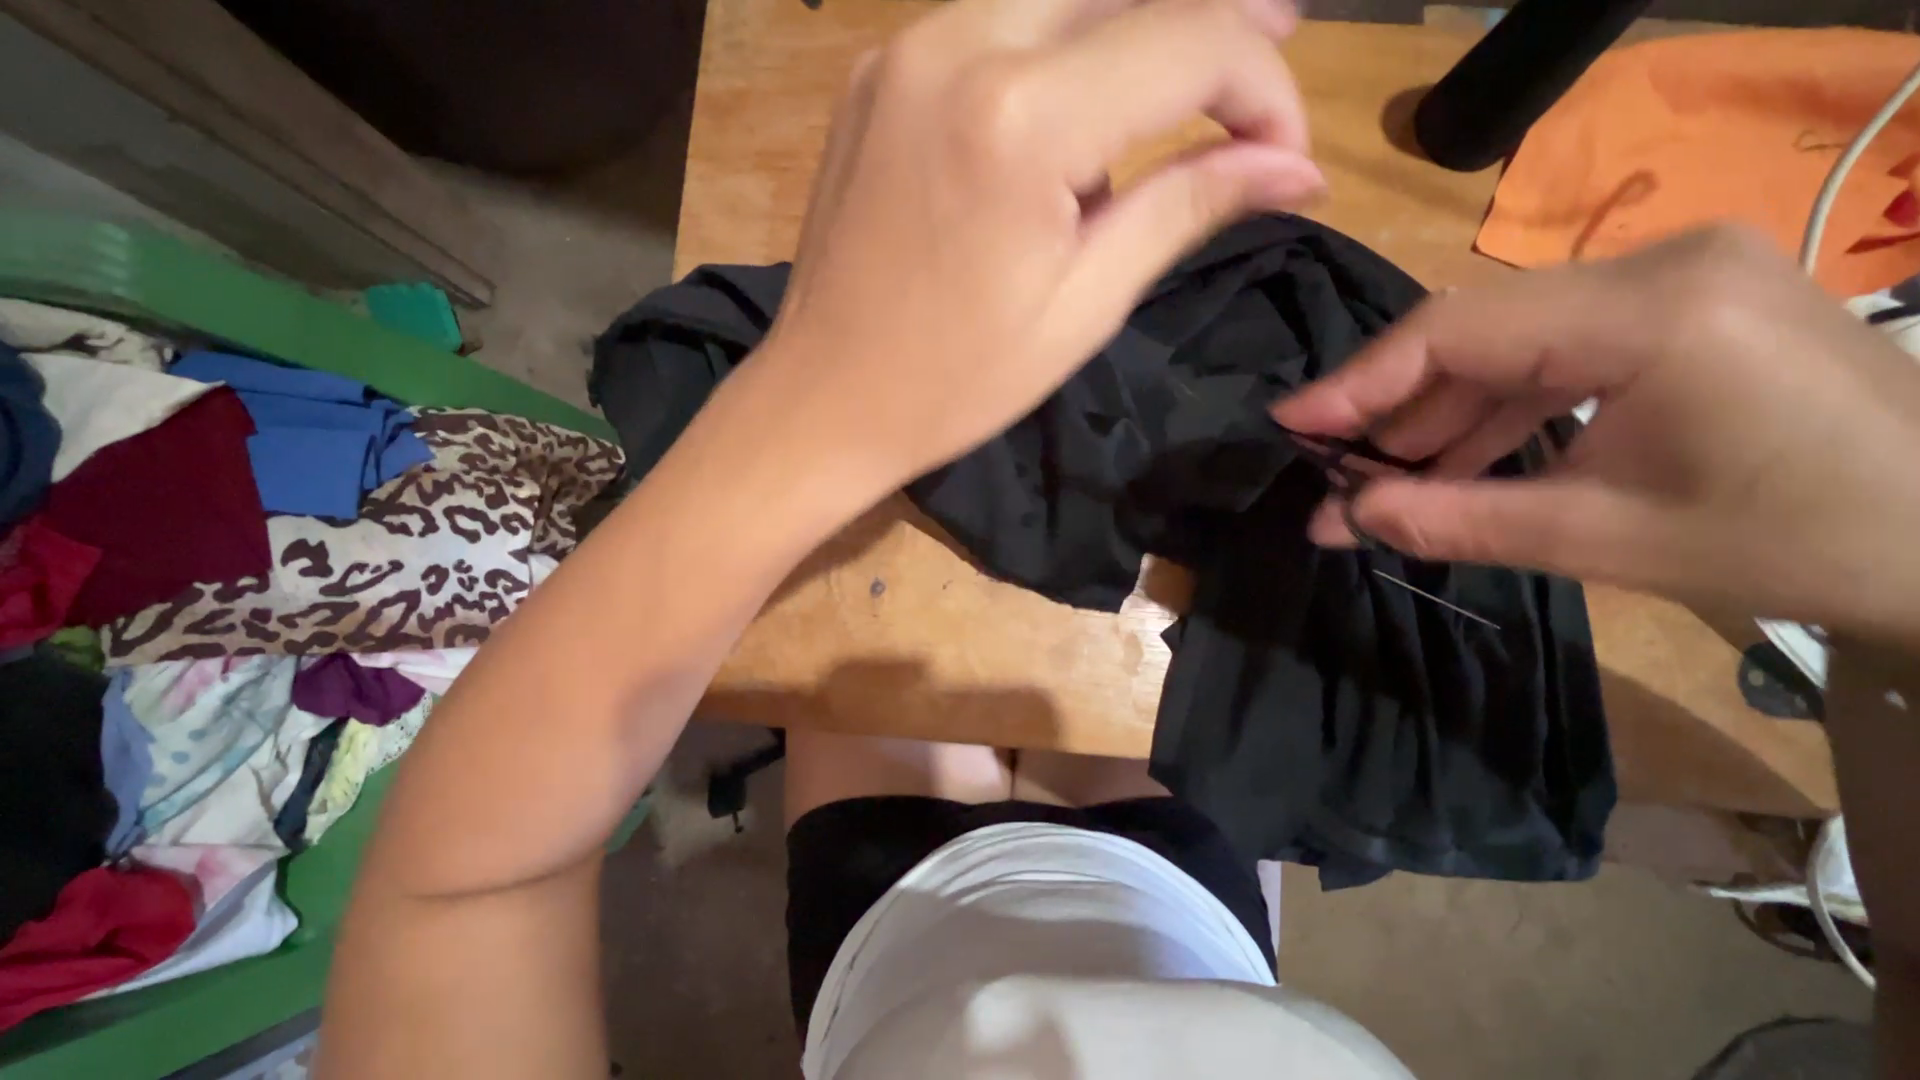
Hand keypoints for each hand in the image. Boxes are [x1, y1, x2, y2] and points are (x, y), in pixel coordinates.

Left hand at [755, 0, 1323, 488]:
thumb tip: (1296, 167)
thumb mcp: (1084, 305)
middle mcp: (956, 43)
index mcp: (1017, 117)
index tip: (1288, 157)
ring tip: (1189, 91)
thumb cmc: (955, 381)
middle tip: (1269, 72)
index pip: (1186, 43)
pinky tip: (1078, 117)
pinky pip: (995, 26)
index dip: (1263, 88)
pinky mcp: (879, 69)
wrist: (823, 399)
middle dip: (1213, 29)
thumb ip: (1186, 206)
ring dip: (1136, 35)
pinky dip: (1058, 52)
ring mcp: (905, 47)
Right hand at [1272, 226, 1919, 647]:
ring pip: (1511, 341)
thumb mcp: (1601, 540)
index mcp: (1650, 312)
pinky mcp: (1685, 304)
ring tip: (1379, 481)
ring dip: (1443, 414)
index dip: (1357, 380)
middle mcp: (1659, 264)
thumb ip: (1451, 520)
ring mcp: (1677, 277)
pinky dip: (1501, 409)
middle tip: (1329, 469)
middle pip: (1476, 327)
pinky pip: (1558, 350)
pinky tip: (1454, 460)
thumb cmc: (1796, 542)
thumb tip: (1334, 520)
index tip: (1287, 424)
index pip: (1456, 328)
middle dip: (1395, 406)